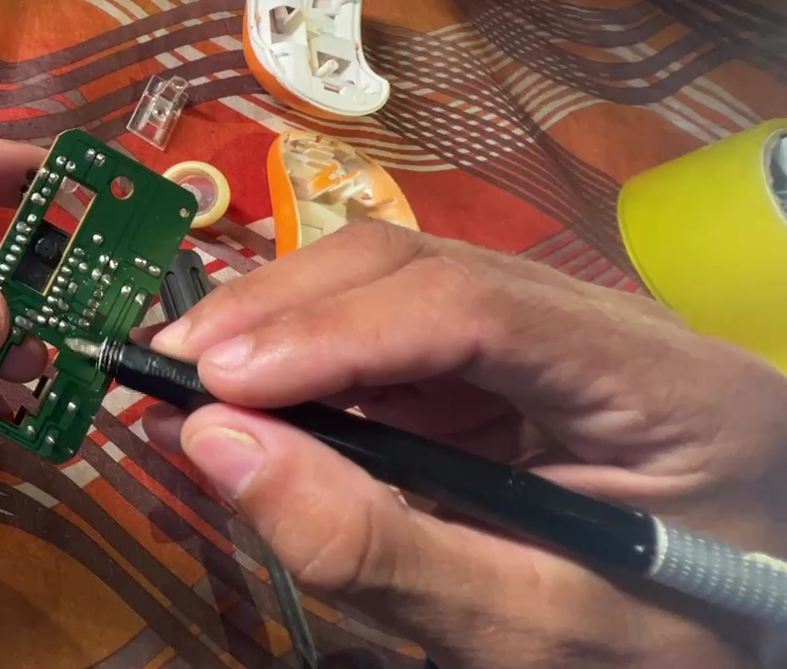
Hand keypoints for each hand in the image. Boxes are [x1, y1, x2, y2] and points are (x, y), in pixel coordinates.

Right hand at [139, 222, 786, 666]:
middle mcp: (593, 319)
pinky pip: (358, 318)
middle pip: (405, 264)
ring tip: (186, 371)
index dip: (332, 333)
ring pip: (369, 274)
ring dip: (266, 316)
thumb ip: (372, 547)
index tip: (217, 383)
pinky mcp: (469, 346)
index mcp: (667, 387)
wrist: (721, 646)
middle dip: (276, 309)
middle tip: (175, 364)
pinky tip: (234, 382)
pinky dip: (284, 346)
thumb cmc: (656, 649)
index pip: (473, 309)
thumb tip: (207, 441)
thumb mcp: (530, 636)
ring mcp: (527, 320)